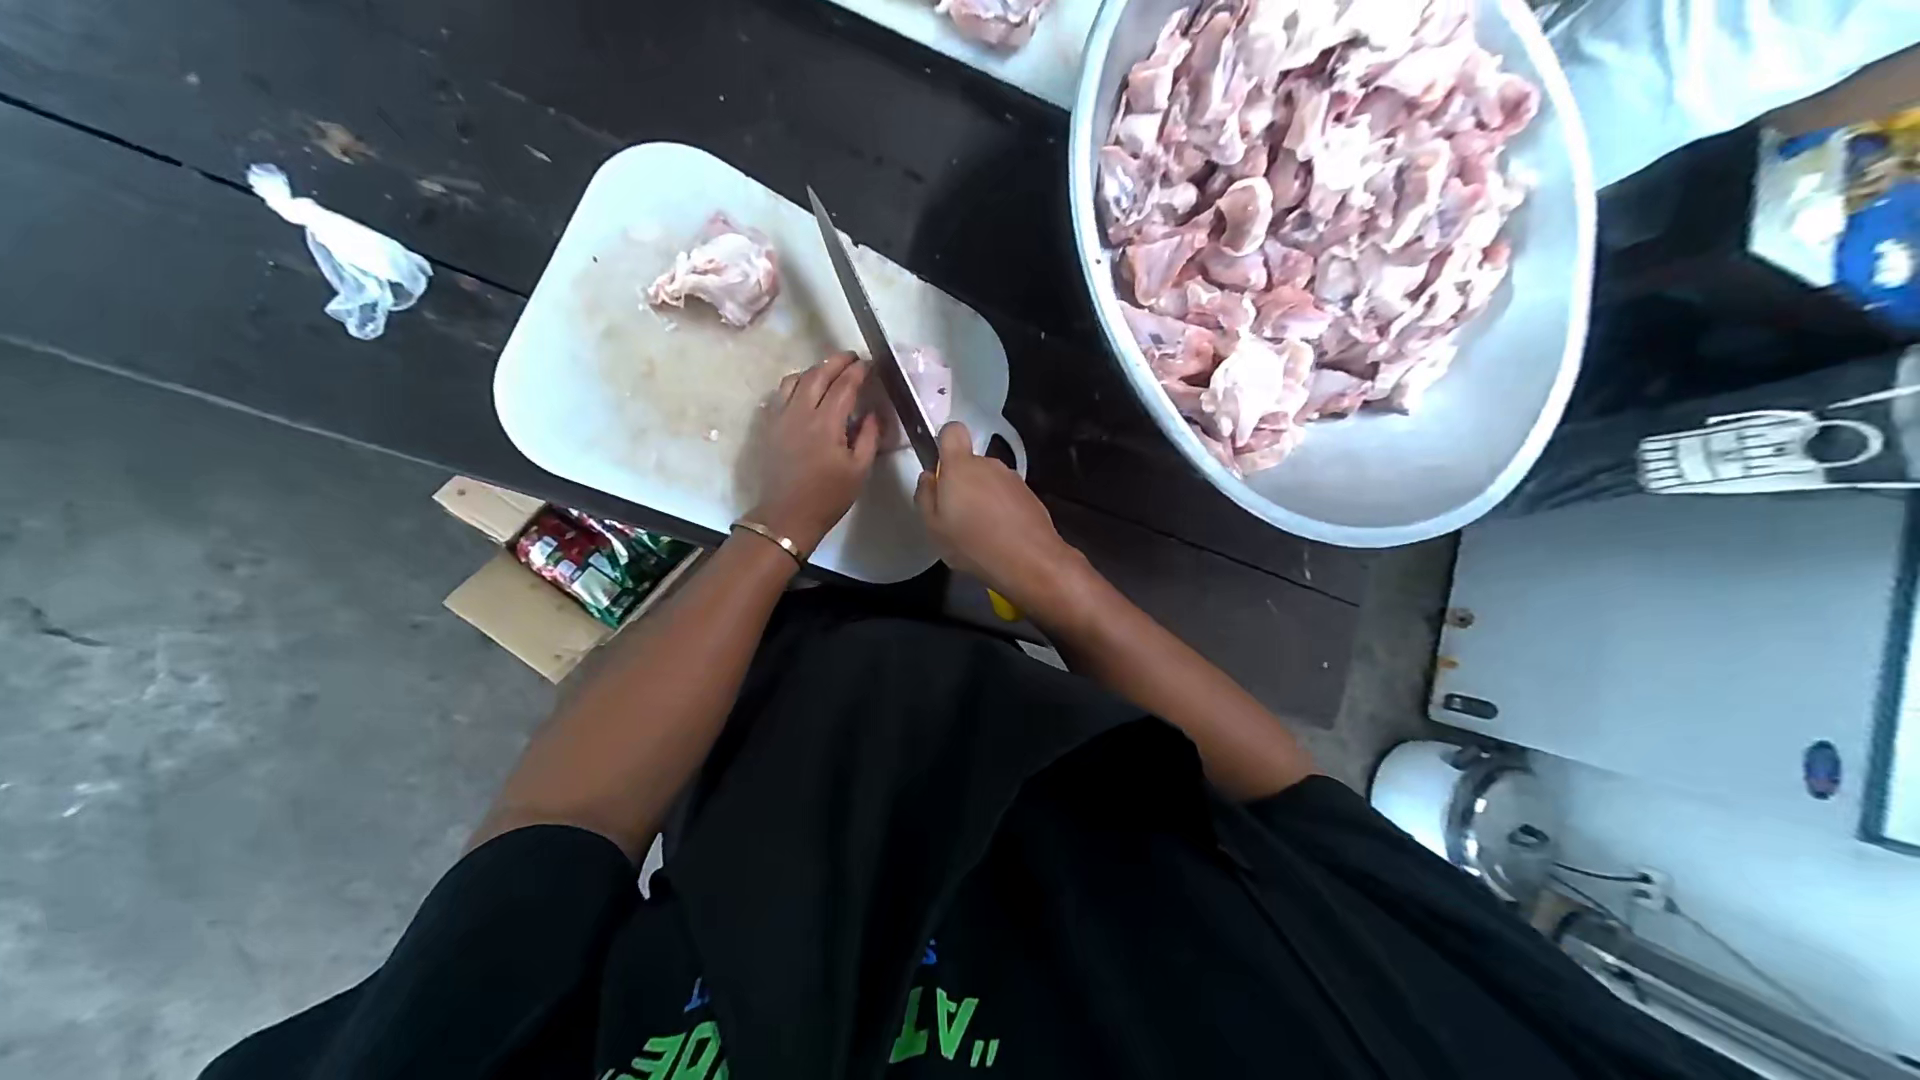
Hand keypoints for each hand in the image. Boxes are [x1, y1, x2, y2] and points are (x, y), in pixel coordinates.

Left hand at [747, 352, 879, 555]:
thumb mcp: (859, 470)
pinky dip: (796, 384)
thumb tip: (871, 414)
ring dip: (815, 370)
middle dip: (836, 362)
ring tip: (828, 372)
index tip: (869, 364)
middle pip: (818, 374)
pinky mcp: (770, 426)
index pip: (844, 385)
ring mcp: (781, 417)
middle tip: (851, 358)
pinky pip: (782, 394)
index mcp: (826, 423)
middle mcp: (801, 412)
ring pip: (796, 379)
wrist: (787, 515)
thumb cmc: (828, 496)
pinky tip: (805, 391)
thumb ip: (868, 437)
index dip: (858, 371)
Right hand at [914, 422, 1089, 620]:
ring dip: (983, 498)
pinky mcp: (1030, 495)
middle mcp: (989, 464)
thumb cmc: (973, 543)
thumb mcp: (934, 527)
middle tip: (956, 515)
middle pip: (970, 463)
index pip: (952, 431)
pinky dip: (1001, 510)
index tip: (941, 469)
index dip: (944, 443)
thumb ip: (926, 496)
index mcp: (961, 465)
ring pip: (989, 481)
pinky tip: (1000, 535)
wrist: (1030, 560)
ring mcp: (1013, 478)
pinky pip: (1006, 496)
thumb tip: (929, 477)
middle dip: (962, 482)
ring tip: (980, 531)